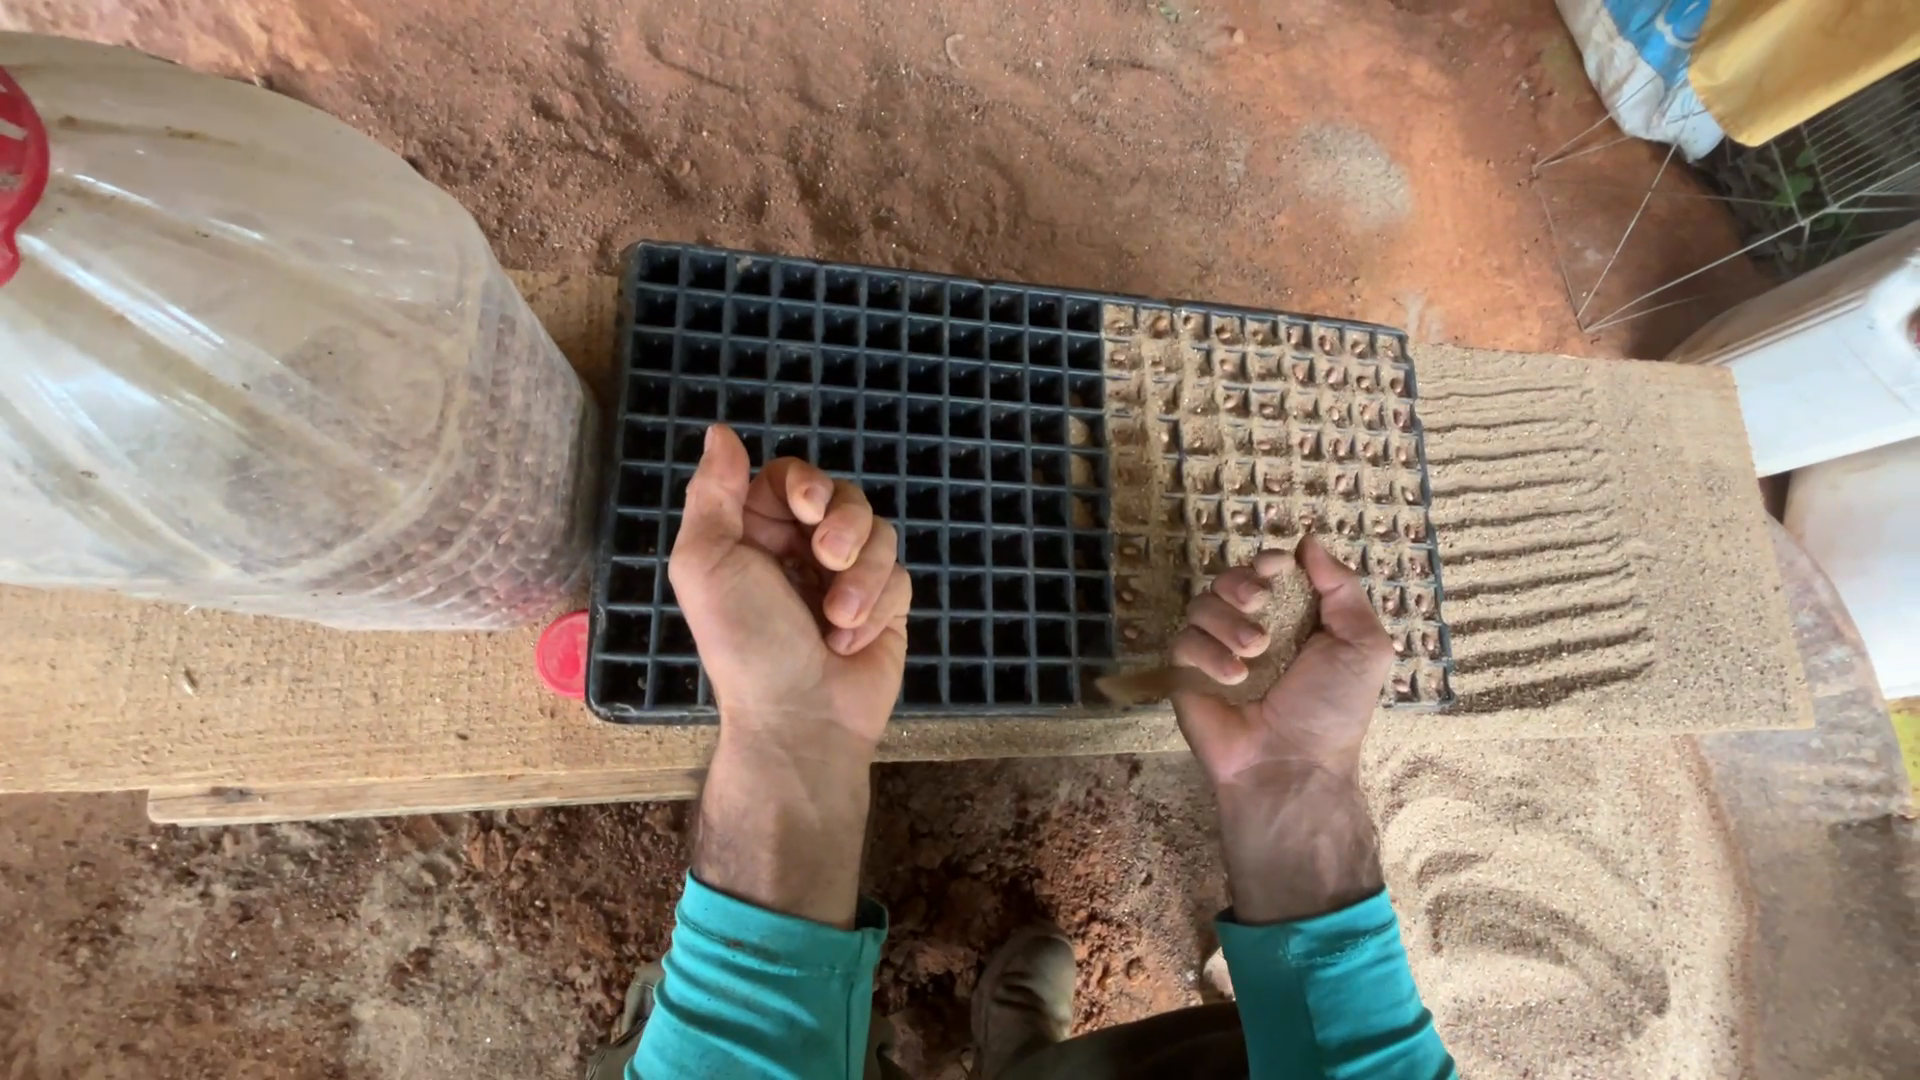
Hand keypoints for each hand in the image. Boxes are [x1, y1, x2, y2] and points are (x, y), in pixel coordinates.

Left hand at [668, 424, 910, 750]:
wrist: (801, 716)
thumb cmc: (746, 640)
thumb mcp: (707, 564)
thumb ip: (714, 494)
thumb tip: (720, 431)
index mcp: (759, 534)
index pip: (794, 476)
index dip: (808, 483)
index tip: (809, 507)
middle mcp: (805, 550)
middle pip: (846, 498)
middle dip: (844, 527)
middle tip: (829, 559)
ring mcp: (850, 577)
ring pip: (882, 534)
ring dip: (861, 578)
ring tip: (837, 618)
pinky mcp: (887, 606)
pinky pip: (900, 578)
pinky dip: (877, 608)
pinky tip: (850, 640)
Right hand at [1169, 535, 1392, 787]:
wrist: (1292, 763)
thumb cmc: (1332, 708)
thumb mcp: (1363, 646)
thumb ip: (1342, 589)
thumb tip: (1308, 541)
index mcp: (1291, 618)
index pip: (1267, 571)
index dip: (1267, 561)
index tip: (1274, 568)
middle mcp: (1250, 627)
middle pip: (1228, 579)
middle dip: (1240, 583)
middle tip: (1257, 603)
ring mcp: (1214, 649)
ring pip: (1201, 604)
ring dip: (1228, 622)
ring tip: (1254, 652)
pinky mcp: (1185, 671)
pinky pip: (1183, 640)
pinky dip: (1209, 654)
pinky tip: (1234, 678)